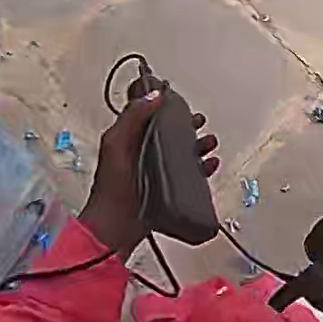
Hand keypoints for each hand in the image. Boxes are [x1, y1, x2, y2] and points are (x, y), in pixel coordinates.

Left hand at [78, 88, 219, 253]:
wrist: (116, 227)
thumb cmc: (112, 187)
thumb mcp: (117, 144)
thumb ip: (133, 117)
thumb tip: (154, 94)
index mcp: (129, 139)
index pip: (148, 115)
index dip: (162, 105)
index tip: (176, 98)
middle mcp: (144, 153)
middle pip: (169, 133)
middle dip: (186, 124)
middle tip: (198, 120)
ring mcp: (157, 172)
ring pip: (183, 152)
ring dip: (199, 144)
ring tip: (209, 142)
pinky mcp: (169, 190)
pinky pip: (190, 175)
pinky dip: (203, 167)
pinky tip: (211, 163)